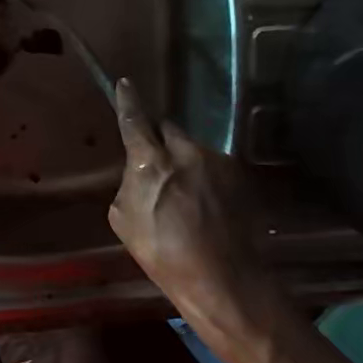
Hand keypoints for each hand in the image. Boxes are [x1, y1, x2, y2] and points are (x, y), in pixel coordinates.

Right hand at [109, 79, 274, 362]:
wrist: (222, 279)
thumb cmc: (162, 254)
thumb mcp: (124, 219)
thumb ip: (130, 183)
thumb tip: (139, 172)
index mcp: (151, 162)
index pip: (135, 120)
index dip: (128, 101)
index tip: (126, 83)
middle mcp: (186, 151)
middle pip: (168, 130)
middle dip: (160, 141)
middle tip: (157, 165)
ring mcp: (217, 162)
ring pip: (192, 149)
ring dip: (185, 162)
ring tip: (185, 198)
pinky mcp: (238, 177)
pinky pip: (213, 167)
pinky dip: (205, 179)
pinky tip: (205, 207)